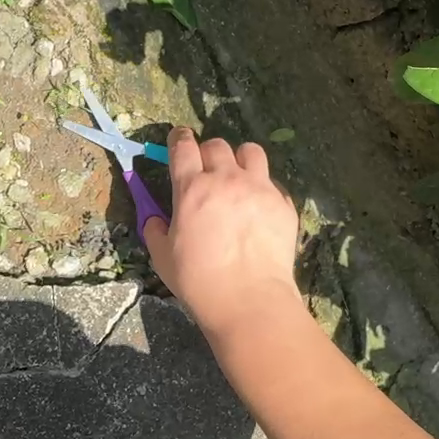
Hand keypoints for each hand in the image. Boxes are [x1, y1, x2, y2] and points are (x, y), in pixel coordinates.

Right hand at [143, 127, 300, 336]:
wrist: (248, 299)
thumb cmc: (198, 281)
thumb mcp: (163, 259)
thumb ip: (156, 232)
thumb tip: (155, 221)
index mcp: (192, 189)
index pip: (183, 147)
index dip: (178, 139)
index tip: (178, 140)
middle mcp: (227, 179)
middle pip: (217, 146)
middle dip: (208, 153)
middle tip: (206, 171)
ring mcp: (260, 188)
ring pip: (251, 152)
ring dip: (240, 160)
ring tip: (238, 178)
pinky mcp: (283, 204)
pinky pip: (272, 183)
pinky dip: (262, 189)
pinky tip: (258, 210)